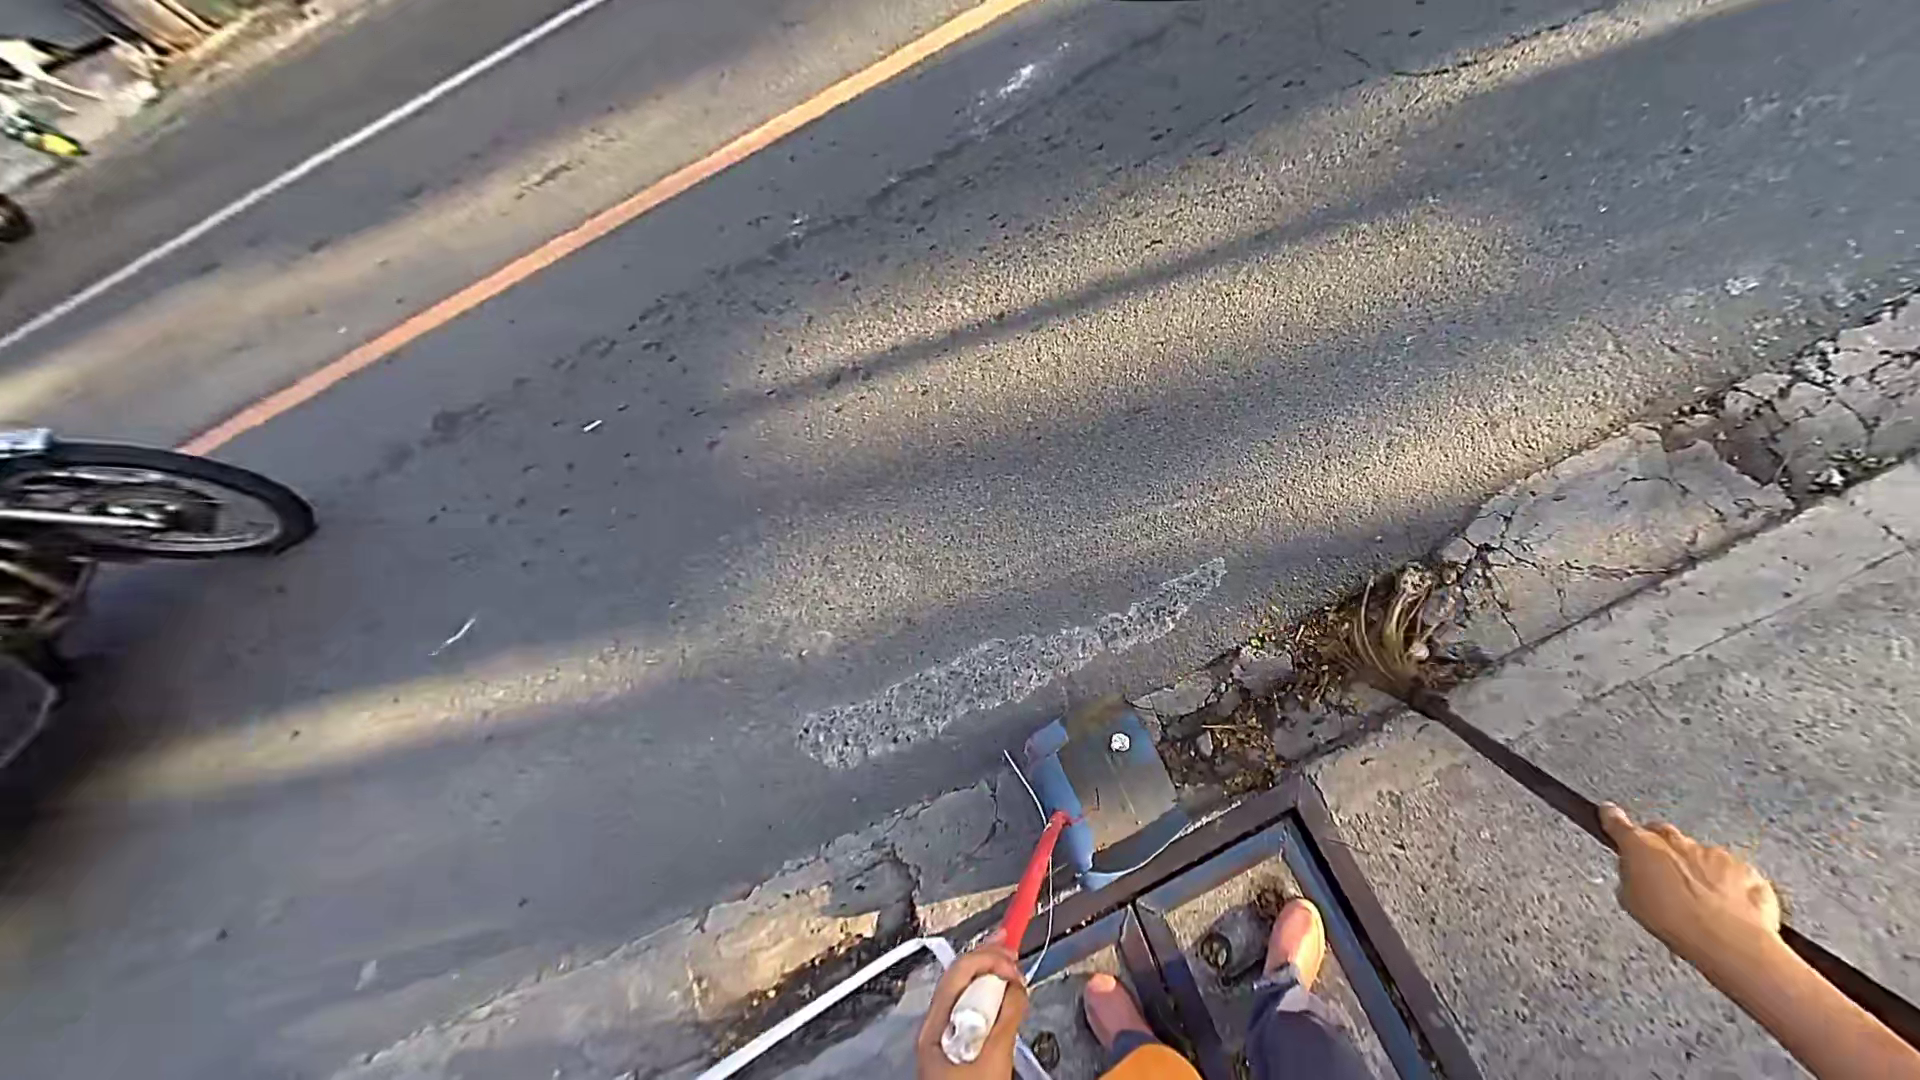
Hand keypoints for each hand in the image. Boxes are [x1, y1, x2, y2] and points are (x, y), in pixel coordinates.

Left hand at [916, 931, 1028, 1079]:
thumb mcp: (994, 1059)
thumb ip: (1006, 1017)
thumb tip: (1017, 985)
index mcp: (935, 1025)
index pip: (959, 971)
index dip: (988, 957)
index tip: (1014, 956)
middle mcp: (936, 1028)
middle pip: (960, 979)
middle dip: (988, 960)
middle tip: (1014, 950)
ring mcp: (945, 1042)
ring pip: (967, 996)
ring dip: (990, 978)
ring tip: (1012, 969)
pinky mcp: (958, 1054)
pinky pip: (973, 1016)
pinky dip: (990, 1002)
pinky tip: (1005, 1000)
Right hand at [1600, 803, 1782, 976]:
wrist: (1729, 943)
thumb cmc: (1674, 924)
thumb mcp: (1630, 898)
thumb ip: (1629, 874)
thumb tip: (1635, 871)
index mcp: (1637, 845)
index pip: (1614, 819)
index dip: (1608, 815)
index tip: (1604, 809)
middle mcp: (1672, 840)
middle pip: (1661, 834)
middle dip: (1661, 847)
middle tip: (1663, 873)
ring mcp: (1710, 853)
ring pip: (1698, 854)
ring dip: (1697, 868)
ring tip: (1702, 900)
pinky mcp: (1745, 870)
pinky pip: (1732, 871)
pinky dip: (1729, 883)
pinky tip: (1727, 906)